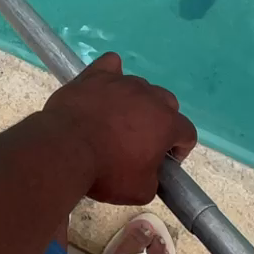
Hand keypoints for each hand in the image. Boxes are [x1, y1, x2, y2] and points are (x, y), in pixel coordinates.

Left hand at [41, 53, 197, 204]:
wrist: (66, 147)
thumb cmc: (106, 171)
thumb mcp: (142, 190)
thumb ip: (155, 177)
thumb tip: (151, 169)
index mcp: (165, 123)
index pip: (187, 131)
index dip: (179, 148)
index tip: (163, 161)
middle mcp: (147, 95)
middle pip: (166, 102)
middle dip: (160, 120)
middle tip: (141, 140)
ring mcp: (120, 81)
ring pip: (139, 85)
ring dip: (135, 101)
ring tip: (117, 119)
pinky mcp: (95, 73)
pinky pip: (111, 64)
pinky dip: (111, 73)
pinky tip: (105, 86)